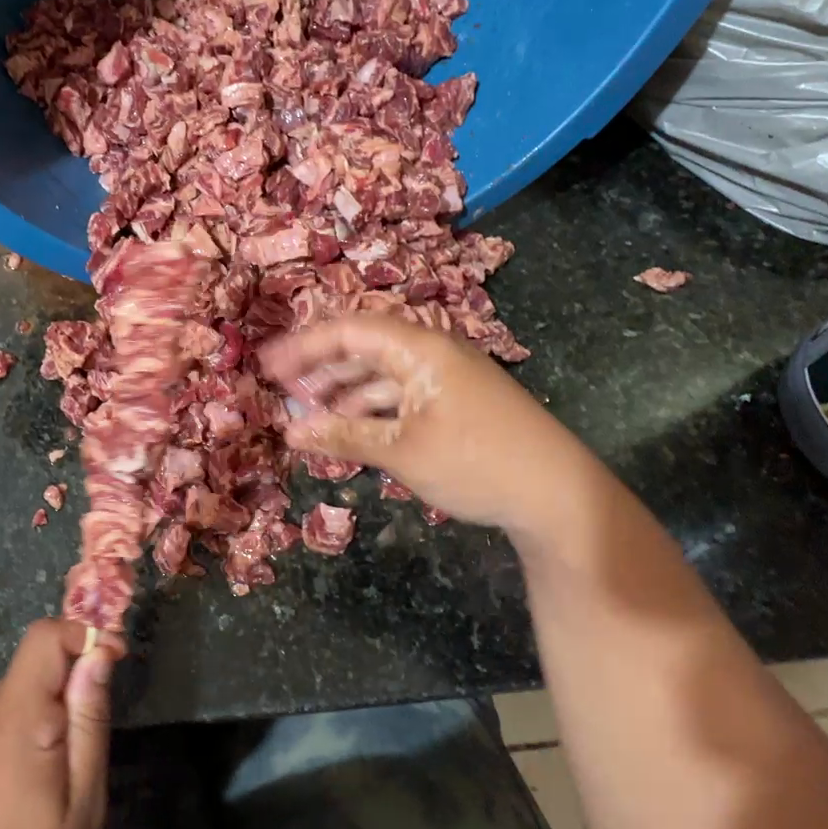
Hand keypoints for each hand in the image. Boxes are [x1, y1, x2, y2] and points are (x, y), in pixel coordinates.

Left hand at [0, 619, 124, 828]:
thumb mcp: (81, 800)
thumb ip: (89, 720)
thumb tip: (99, 652)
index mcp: (11, 716)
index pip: (45, 636)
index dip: (84, 636)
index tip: (115, 658)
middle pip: (34, 666)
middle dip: (66, 690)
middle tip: (82, 748)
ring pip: (16, 690)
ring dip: (41, 712)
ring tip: (49, 774)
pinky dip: (16, 727)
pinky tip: (18, 777)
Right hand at [260, 313, 604, 530]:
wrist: (561, 497)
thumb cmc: (476, 463)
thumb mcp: (401, 451)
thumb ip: (342, 436)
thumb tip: (290, 432)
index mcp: (420, 348)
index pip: (348, 331)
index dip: (303, 347)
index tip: (266, 368)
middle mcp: (433, 353)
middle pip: (364, 349)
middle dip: (321, 371)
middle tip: (285, 396)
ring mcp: (447, 379)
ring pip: (382, 375)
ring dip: (345, 394)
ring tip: (311, 419)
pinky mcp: (457, 404)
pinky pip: (402, 396)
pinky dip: (372, 411)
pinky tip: (352, 434)